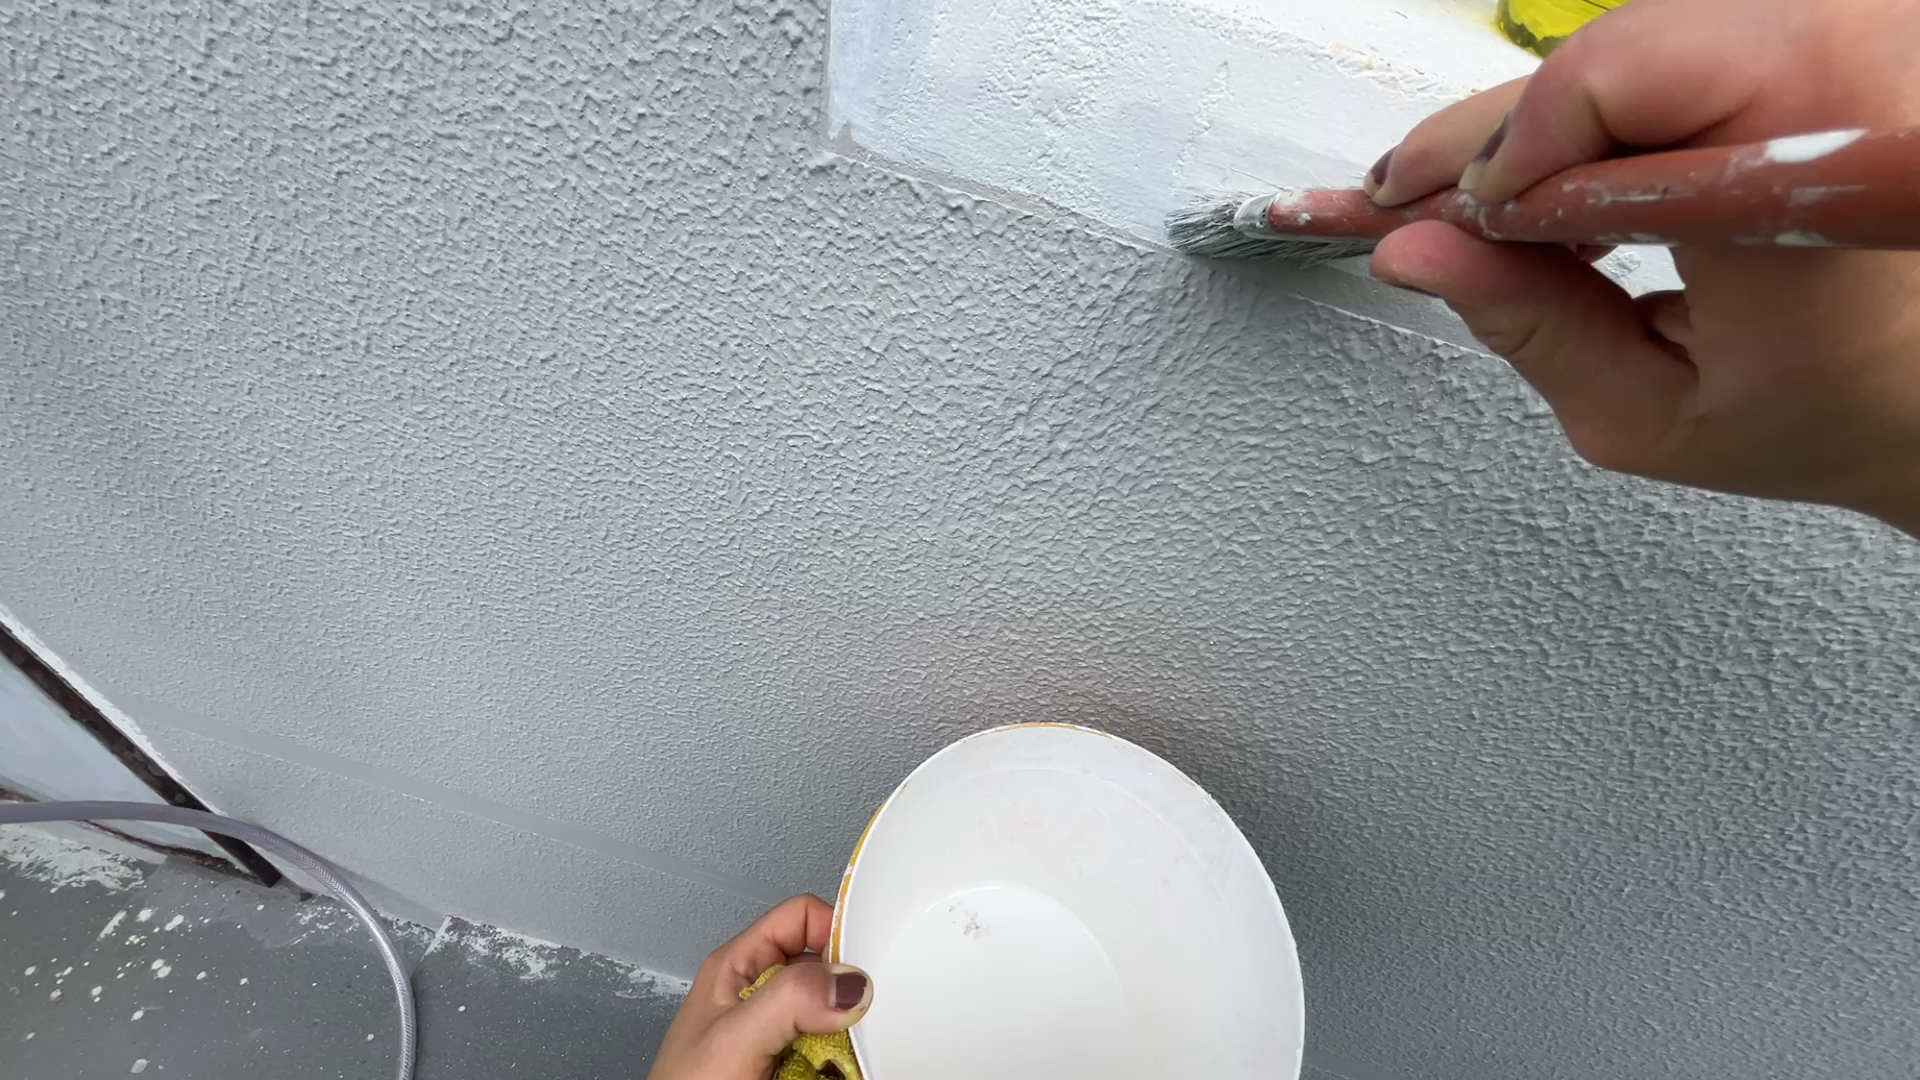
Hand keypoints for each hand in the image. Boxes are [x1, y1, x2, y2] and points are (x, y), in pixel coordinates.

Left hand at [647, 895, 874, 1079]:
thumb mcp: (732, 1041)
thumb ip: (790, 999)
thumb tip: (851, 981)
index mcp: (739, 967)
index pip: (803, 917)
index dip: (836, 931)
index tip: (863, 966)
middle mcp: (762, 996)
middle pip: (826, 969)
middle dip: (847, 994)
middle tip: (858, 1018)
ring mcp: (778, 1037)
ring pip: (836, 1016)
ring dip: (849, 1035)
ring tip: (845, 1057)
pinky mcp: (793, 1070)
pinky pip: (835, 1056)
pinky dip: (844, 1065)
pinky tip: (839, 1074)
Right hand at [1365, 0, 1919, 535]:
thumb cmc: (1822, 417)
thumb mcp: (1641, 411)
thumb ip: (1528, 326)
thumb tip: (1414, 254)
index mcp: (1824, 197)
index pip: (1633, 73)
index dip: (1510, 137)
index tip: (1428, 211)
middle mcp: (1879, 80)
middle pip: (1622, 46)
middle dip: (1488, 135)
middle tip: (1408, 198)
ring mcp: (1874, 43)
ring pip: (1642, 38)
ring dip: (1534, 126)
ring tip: (1481, 205)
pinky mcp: (1849, 42)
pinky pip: (1682, 46)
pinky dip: (1590, 115)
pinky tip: (1551, 179)